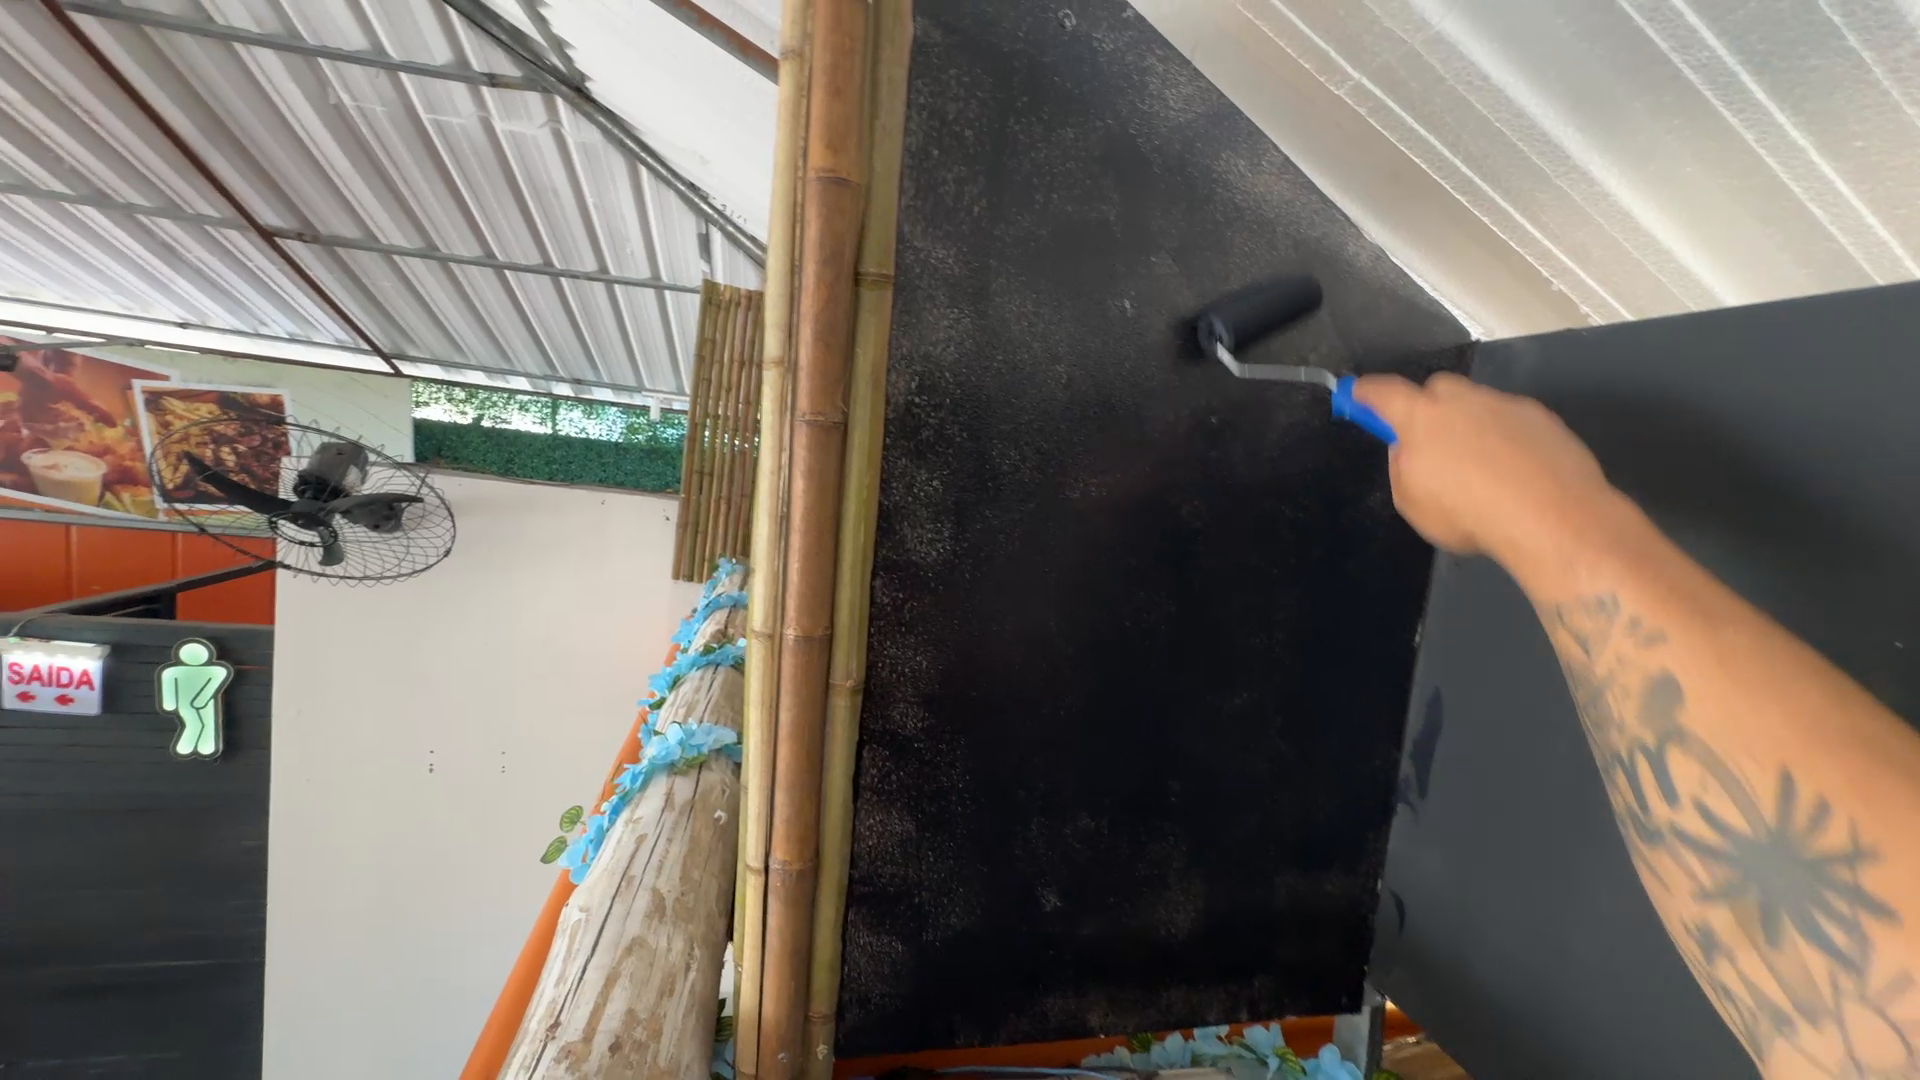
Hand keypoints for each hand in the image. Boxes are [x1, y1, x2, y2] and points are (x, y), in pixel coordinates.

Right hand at [1354, 372, 1622, 567]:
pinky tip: (1511, 473)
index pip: (1383, 392)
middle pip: (1437, 389)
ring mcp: (1508, 406)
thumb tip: (1409, 450)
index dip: (1366, 392)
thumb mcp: (1411, 500)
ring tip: (1478, 469)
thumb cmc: (1467, 513)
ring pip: (1477, 406)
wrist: (1553, 518)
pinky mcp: (1544, 420)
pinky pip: (1510, 423)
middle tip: (1427, 441)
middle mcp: (1464, 401)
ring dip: (1469, 426)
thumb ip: (1402, 467)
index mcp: (1421, 418)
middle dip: (1426, 407)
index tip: (1356, 393)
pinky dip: (1504, 440)